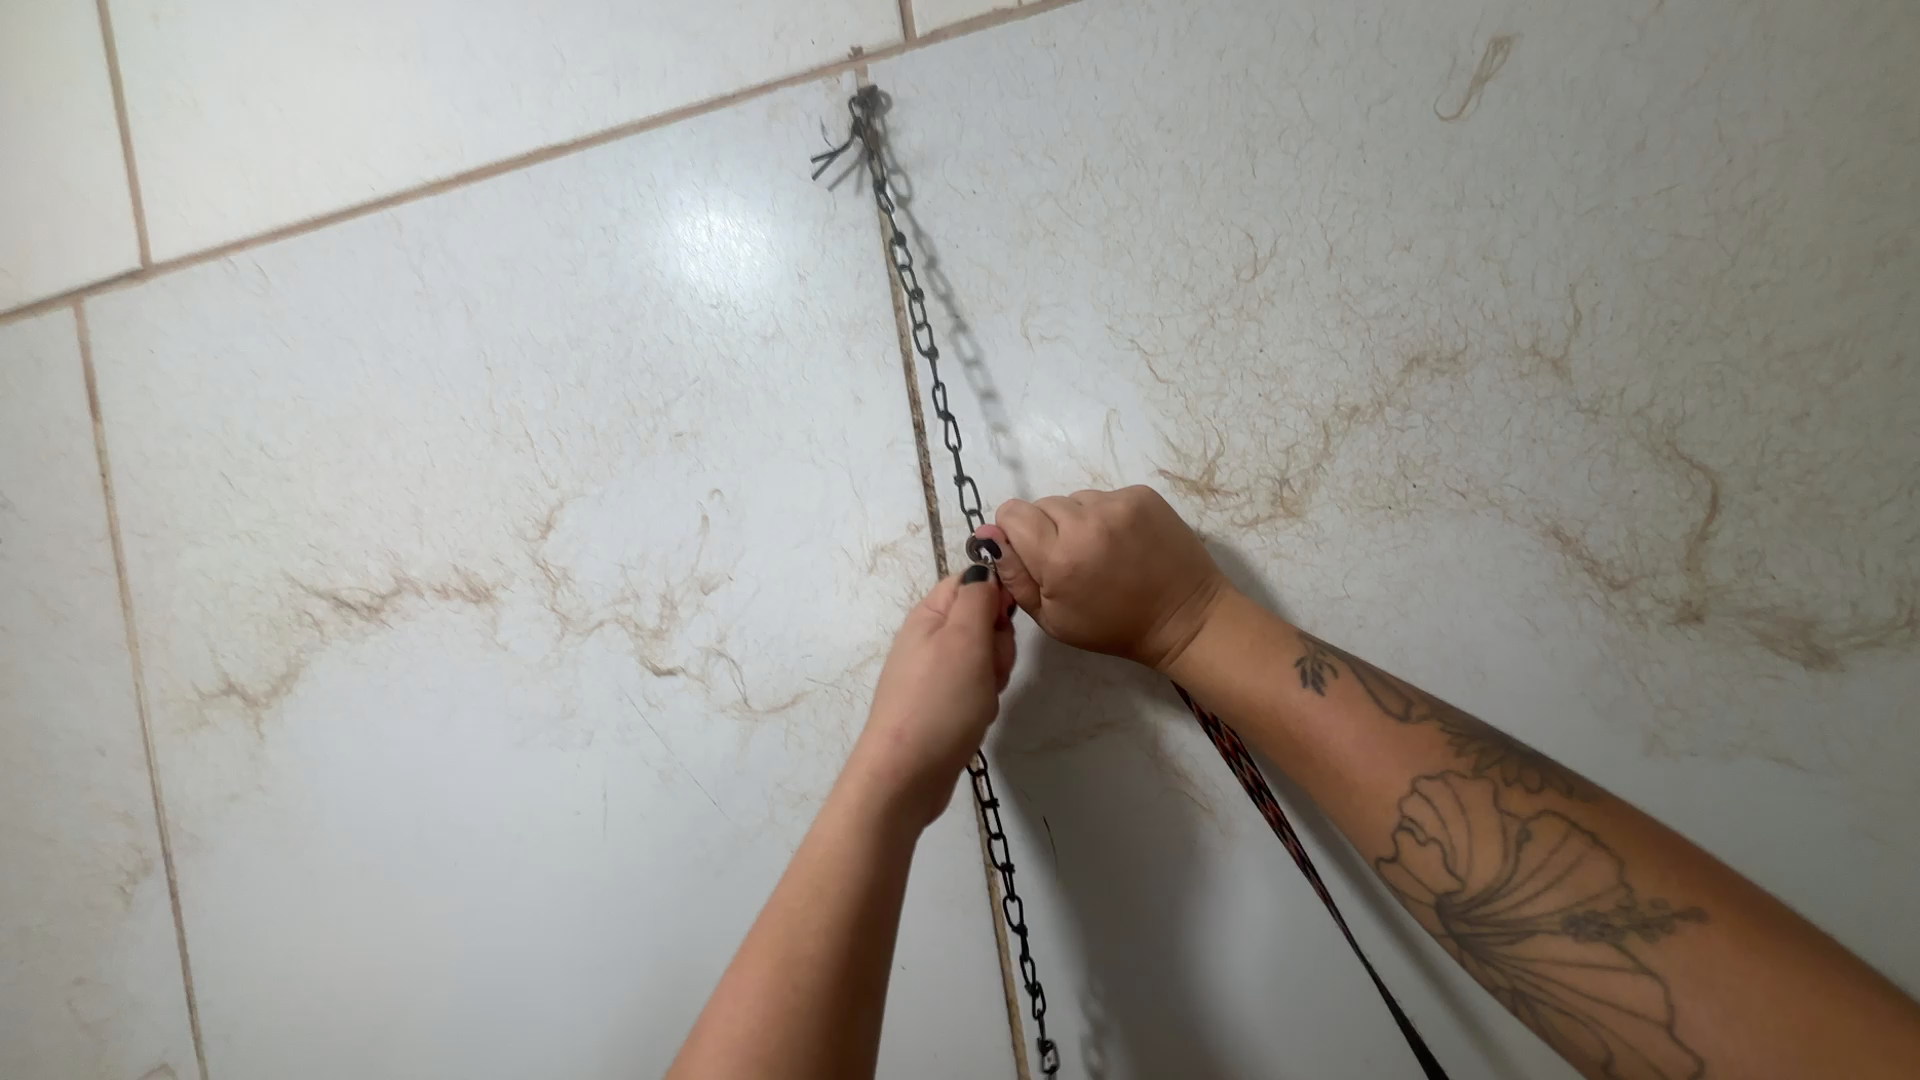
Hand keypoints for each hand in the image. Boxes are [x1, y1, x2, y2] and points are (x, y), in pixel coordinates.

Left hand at [850, 566, 1016, 824]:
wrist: (905, 774)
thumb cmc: (939, 701)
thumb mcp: (964, 638)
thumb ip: (978, 597)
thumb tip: (985, 567)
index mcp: (930, 613)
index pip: (972, 581)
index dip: (997, 598)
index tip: (1004, 623)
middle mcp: (929, 637)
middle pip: (982, 621)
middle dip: (997, 645)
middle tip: (988, 669)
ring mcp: (933, 672)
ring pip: (983, 658)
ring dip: (993, 676)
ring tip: (980, 699)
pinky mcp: (940, 702)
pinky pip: (974, 688)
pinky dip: (982, 701)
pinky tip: (975, 718)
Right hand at [978, 486, 1232, 671]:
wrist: (1183, 617)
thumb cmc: (1112, 627)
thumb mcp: (1052, 618)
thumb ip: (1015, 577)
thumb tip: (987, 536)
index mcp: (1060, 558)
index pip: (1012, 514)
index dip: (1016, 534)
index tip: (1034, 555)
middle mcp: (1087, 522)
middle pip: (1041, 505)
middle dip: (1047, 529)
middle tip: (1072, 560)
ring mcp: (1118, 503)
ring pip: (1072, 499)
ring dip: (1076, 520)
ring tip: (1100, 551)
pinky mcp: (1142, 494)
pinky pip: (1103, 496)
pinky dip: (1105, 515)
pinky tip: (1122, 542)